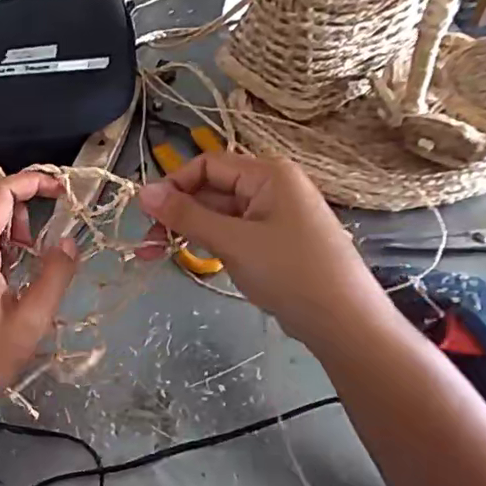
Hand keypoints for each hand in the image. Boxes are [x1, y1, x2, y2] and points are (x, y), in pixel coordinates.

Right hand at [139, 152, 392, 349]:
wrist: (342, 320)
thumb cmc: (289, 272)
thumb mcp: (232, 241)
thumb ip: (186, 215)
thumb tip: (143, 192)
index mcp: (267, 173)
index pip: (207, 166)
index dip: (173, 186)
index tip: (146, 215)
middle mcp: (271, 187)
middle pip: (211, 190)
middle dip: (177, 215)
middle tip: (147, 246)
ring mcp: (274, 216)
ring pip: (219, 215)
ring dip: (190, 231)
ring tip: (158, 256)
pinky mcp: (274, 242)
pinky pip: (234, 233)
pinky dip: (211, 244)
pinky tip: (195, 259)